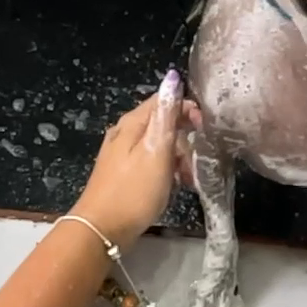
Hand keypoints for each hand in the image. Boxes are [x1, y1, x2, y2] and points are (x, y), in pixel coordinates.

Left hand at [69, 71, 200, 247]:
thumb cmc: (134, 191)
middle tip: (197, 164)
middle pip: (162, 122)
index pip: (163, 100)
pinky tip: (173, 186)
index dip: (188, 110)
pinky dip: (165, 169)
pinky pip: (150, 161)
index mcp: (132, 123)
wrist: (101, 230)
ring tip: (188, 180)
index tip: (205, 131)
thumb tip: (172, 76)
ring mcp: (121, 152)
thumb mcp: (156, 151)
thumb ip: (166, 115)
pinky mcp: (122, 172)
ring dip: (178, 157)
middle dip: (185, 139)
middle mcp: (124, 132)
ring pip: (158, 144)